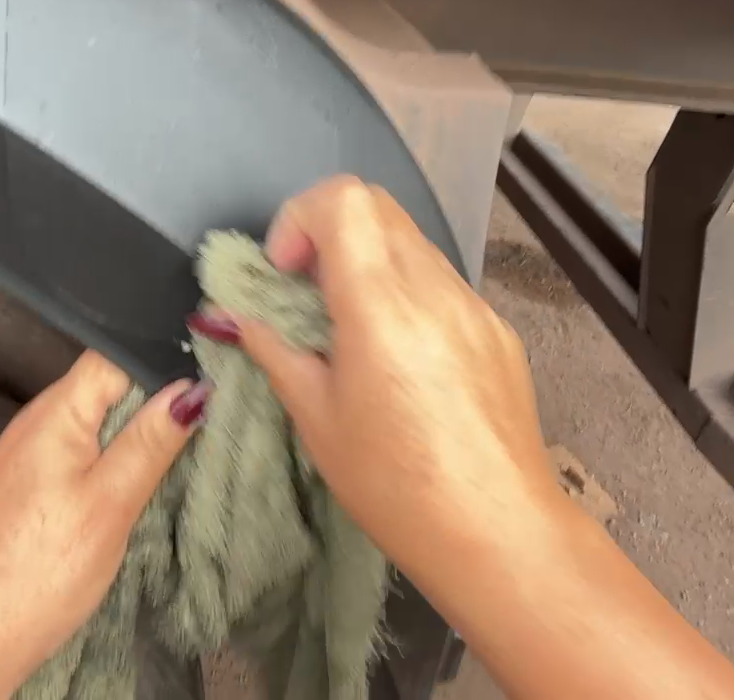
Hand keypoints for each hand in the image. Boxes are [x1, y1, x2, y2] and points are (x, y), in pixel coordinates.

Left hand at [0, 352, 207, 699]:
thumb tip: (194, 390)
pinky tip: (133, 479)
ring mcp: (31, 451)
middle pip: (107, 383)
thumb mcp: (109, 503)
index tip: (207, 376)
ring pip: (97, 417)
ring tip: (177, 449)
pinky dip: (112, 454)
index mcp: (55, 410)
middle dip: (154, 395)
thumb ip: (151, 441)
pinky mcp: (30, 482)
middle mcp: (38, 419)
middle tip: (204, 418)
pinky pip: (82, 446)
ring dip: (135, 428)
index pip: (114, 354)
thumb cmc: (38, 571)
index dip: (160, 358)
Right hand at [195, 177, 564, 594]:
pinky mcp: (495, 326)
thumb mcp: (316, 418)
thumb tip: (233, 316)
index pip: (344, 199)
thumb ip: (272, 349)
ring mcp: (472, 304)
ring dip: (365, 257)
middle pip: (376, 203)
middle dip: (327, 228)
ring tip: (349, 322)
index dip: (300, 217)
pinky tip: (398, 351)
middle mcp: (432, 288)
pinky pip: (439, 279)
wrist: (500, 535)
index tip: (286, 271)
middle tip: (307, 287)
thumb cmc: (395, 484)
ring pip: (408, 238)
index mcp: (381, 305)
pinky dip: (403, 287)